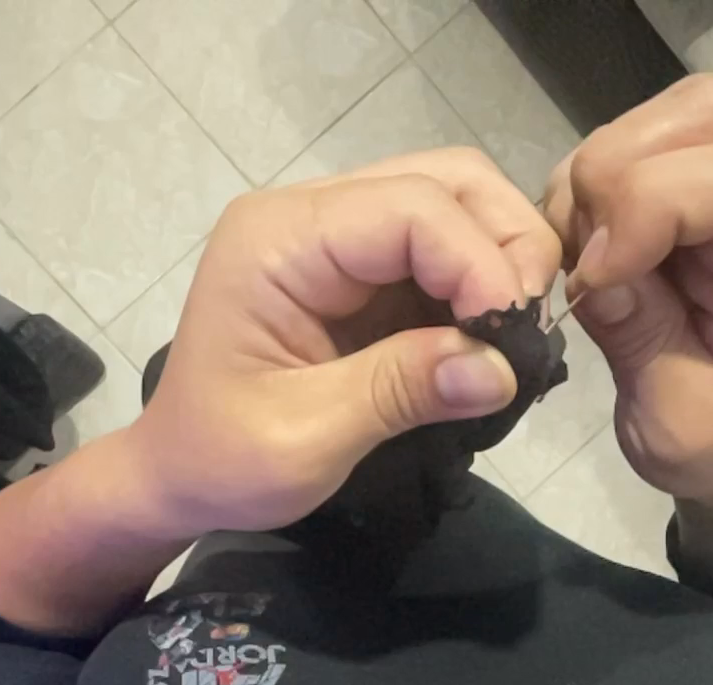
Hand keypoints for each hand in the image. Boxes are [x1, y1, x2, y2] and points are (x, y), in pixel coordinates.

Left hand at [127, 147, 563, 536]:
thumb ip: (399, 392)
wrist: (181, 475)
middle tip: (531, 327)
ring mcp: (334, 240)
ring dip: (499, 262)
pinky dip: (478, 289)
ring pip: (450, 207)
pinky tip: (490, 337)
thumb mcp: (305, 438)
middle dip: (504, 245)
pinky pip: (438, 256)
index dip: (479, 261)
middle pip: (442, 182)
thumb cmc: (223, 462)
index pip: (409, 208)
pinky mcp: (357, 274)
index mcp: (278, 241)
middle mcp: (308, 217)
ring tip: (516, 336)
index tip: (515, 338)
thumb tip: (502, 370)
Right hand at [542, 75, 712, 501]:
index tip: (591, 280)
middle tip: (580, 258)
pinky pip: (629, 157)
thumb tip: (589, 268)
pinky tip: (577, 254)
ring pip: (664, 123)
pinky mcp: (680, 211)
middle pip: (706, 117)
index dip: (647, 208)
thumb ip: (642, 343)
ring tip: (576, 260)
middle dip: (619, 176)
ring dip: (596, 183)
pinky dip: (584, 194)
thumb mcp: (678, 426)